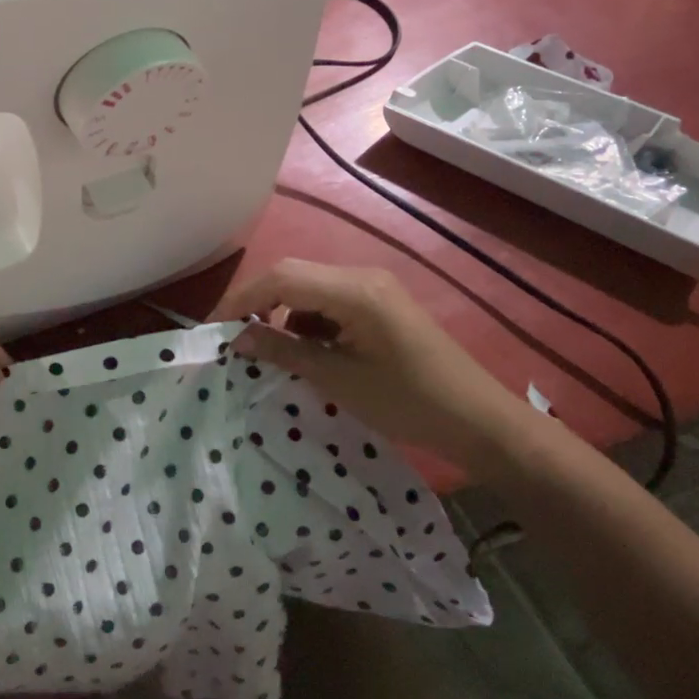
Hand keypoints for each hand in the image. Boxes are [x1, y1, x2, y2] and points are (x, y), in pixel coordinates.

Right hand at [213, 259, 532, 471]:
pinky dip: (307, 320)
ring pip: (308, 287)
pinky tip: (308, 350)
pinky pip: (328, 299)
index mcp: (354, 290)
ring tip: (271, 350)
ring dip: (282, 312)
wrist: (482, 423)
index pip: (280, 278)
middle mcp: (362, 277)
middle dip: (258, 303)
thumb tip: (236, 338)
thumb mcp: (337, 379)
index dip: (241, 300)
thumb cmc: (408, 403)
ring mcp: (374, 288)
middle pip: (292, 275)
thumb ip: (283, 351)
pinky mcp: (381, 304)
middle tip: (235, 337)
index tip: (216, 329)